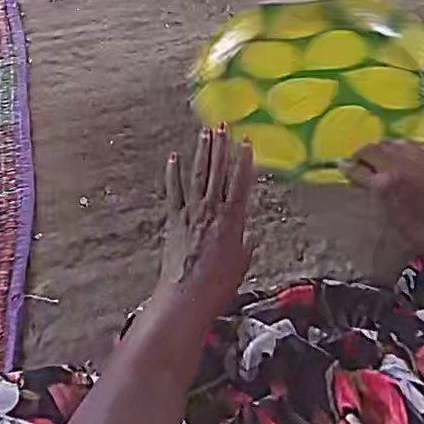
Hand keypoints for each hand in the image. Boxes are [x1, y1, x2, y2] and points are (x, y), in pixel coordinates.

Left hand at [154, 125, 256, 313]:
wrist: (185, 298)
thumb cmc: (217, 285)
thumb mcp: (241, 263)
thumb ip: (245, 243)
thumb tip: (250, 235)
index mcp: (232, 219)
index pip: (240, 182)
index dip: (244, 160)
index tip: (246, 142)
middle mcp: (211, 210)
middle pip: (218, 172)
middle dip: (221, 147)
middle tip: (223, 126)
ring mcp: (190, 213)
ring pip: (198, 175)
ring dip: (202, 152)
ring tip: (205, 133)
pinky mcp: (174, 220)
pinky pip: (174, 191)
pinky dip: (173, 173)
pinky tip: (174, 158)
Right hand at [347, 142, 423, 252]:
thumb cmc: (423, 232)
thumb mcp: (392, 216)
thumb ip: (374, 191)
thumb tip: (357, 174)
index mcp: (387, 178)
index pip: (361, 166)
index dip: (350, 165)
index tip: (343, 165)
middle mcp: (404, 162)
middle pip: (378, 148)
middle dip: (366, 152)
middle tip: (359, 158)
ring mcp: (423, 158)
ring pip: (398, 143)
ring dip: (386, 147)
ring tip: (381, 152)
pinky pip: (419, 146)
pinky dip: (409, 148)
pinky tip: (408, 152)